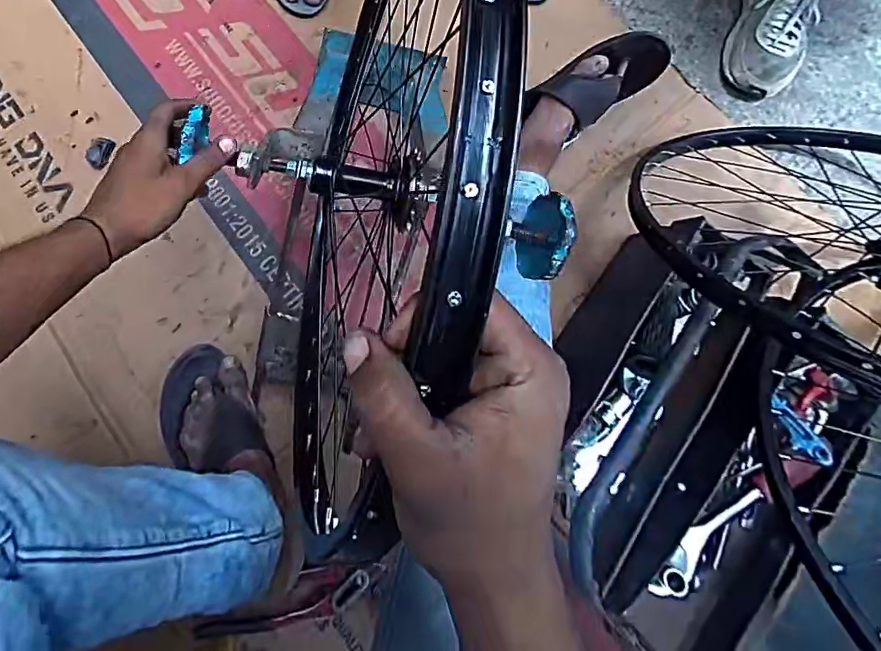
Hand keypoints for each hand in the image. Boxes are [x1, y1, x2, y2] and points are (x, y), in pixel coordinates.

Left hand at [81, 99, 236, 257]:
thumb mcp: (182, 184)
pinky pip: (153, 166)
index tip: (208, 112)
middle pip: (165, 129)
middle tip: (210, 148)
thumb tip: (229, 140)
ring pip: (160, 150)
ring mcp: (128, 164)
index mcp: (148, 139)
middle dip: (190, 135)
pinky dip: (171, 170)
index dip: (188, 106)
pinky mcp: (125, 181)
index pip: (167, 109)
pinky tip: (183, 191)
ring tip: (202, 174)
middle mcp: (136, 146)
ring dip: (182, 156)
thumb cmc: (144, 205)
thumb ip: (206, 162)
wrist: (102, 234)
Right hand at [343, 293, 568, 592]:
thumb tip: (352, 336)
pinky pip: (426, 374)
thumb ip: (382, 393)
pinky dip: (399, 400)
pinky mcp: (478, 401)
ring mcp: (497, 384)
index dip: (420, 315)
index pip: (468, 298)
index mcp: (528, 368)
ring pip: (426, 348)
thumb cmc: (469, 524)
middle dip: (397, 360)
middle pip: (440, 322)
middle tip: (374, 403)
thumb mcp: (416, 455)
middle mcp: (518, 365)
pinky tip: (384, 436)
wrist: (488, 582)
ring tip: (376, 430)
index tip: (387, 355)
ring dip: (391, 385)